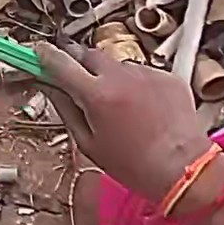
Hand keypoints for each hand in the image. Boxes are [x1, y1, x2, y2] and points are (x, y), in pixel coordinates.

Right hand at [33, 42, 217, 201]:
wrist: (186, 172)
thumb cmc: (133, 166)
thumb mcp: (88, 143)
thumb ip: (65, 109)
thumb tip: (48, 86)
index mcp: (96, 95)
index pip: (59, 62)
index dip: (44, 55)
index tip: (38, 52)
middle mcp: (119, 76)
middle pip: (87, 54)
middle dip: (79, 65)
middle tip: (82, 85)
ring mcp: (145, 73)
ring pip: (115, 64)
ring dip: (110, 76)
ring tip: (120, 106)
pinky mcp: (166, 75)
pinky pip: (141, 72)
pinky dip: (136, 84)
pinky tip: (144, 108)